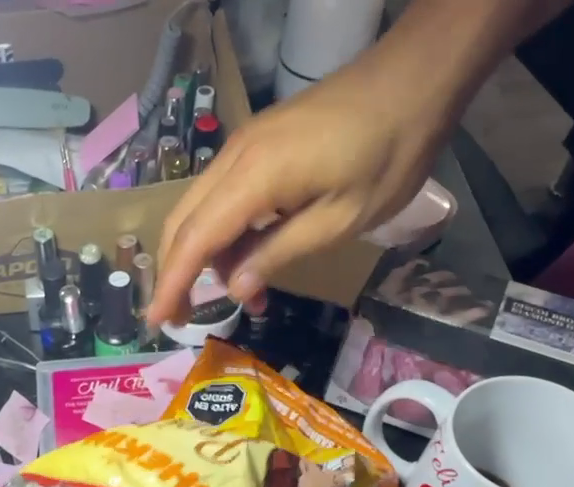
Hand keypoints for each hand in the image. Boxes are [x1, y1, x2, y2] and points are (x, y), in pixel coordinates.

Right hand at [149, 50, 455, 325]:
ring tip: (239, 294)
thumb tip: (234, 289)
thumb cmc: (388, 153)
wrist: (415, 76)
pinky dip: (223, 233)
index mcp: (253, 178)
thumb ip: (278, 254)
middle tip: (182, 317)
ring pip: (198, 209)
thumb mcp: (339, 219)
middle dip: (174, 273)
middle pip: (182, 222)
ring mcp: (243, 147)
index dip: (172, 285)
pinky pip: (221, 195)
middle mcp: (234, 159)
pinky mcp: (257, 144)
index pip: (194, 240)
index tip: (158, 322)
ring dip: (204, 256)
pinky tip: (250, 258)